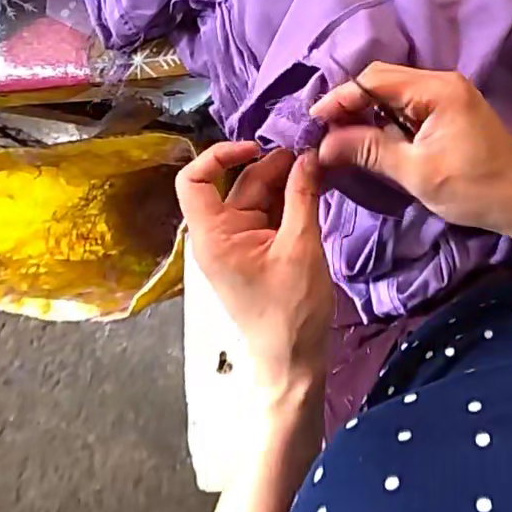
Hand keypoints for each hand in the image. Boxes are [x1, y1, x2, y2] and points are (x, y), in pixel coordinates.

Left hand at [176, 142, 331, 405]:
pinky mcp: (258, 247)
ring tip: (317, 164)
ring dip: (286, 179)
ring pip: (258, 194)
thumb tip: (307, 155)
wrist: (295, 362)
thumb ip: (303, 196)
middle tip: (308, 152)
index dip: (219, 155)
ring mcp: (240, 240)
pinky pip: (270, 212)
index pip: (195, 180)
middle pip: (238, 183)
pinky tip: (314, 184)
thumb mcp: (301, 248)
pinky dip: (290, 198)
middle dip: (272, 165)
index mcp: (213, 235)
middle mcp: (220, 233)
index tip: (256, 148)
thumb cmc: (291, 312)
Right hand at [312, 62, 511, 240]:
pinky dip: (381, 117)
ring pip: (390, 91)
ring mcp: (446, 94)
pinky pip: (404, 104)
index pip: (373, 80)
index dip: (339, 99)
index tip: (313, 122)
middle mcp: (440, 82)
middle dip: (348, 102)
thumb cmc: (476, 190)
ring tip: (339, 135)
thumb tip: (324, 144)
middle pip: (379, 79)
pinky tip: (367, 137)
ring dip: (363, 110)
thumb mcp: (416, 173)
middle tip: (323, 130)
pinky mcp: (447, 109)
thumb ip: (369, 150)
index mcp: (436, 90)